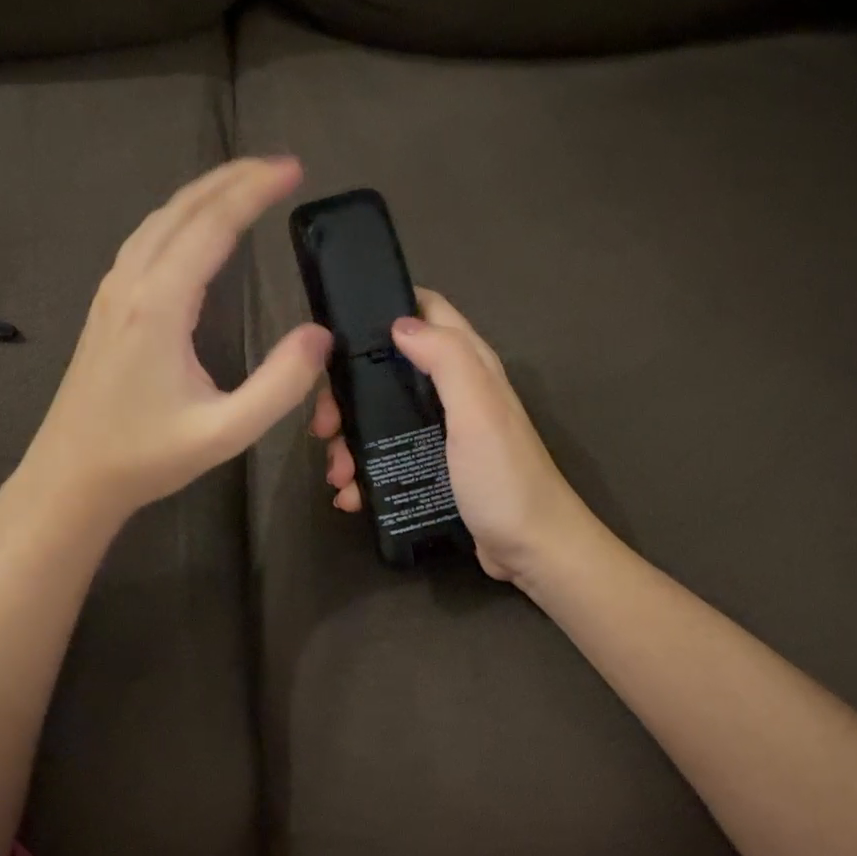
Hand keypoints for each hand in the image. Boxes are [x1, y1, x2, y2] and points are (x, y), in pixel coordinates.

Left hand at [21, 158, 331, 520]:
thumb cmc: (146, 456)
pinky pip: (146, 238)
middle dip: (233, 178)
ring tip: (247, 182)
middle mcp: (132, 283)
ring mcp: (113, 290)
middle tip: (282, 166)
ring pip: (160, 219)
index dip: (254, 191)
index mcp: (160, 304)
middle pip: (183, 209)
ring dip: (205, 193)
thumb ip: (280, 384)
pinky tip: (197, 225)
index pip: (212, 226)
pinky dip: (181, 216)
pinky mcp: (107, 304)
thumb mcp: (225, 431)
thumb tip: (322, 336)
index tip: (294, 169)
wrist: (70, 477)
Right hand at [312, 288, 594, 581]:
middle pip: (390, 368)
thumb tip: (399, 323)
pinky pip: (390, 456)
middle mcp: (455, 390)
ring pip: (383, 415)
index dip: (387, 306)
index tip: (339, 330)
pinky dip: (366, 470)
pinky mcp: (435, 467)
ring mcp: (444, 431)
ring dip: (352, 437)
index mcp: (470, 365)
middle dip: (349, 391)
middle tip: (323, 424)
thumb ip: (446, 359)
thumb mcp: (477, 410)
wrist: (533, 549)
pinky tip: (351, 493)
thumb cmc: (504, 477)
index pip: (429, 310)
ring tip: (335, 471)